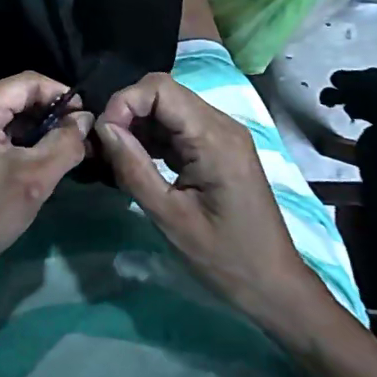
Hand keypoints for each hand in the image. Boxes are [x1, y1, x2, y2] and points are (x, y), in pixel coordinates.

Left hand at [0, 73, 92, 292]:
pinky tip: (50, 155)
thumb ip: (65, 143)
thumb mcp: (35, 177)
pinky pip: (6, 129)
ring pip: (15, 113)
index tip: (89, 118)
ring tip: (73, 146)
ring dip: (43, 127)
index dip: (61, 95)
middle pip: (21, 95)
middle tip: (84, 135)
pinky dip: (29, 138)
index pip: (28, 82)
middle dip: (54, 113)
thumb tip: (87, 119)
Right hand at [94, 72, 315, 317]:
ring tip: (116, 156)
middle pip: (161, 91)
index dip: (124, 102)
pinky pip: (176, 125)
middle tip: (106, 147)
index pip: (159, 88)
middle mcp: (221, 125)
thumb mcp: (169, 216)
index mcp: (215, 138)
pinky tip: (137, 161)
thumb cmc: (224, 257)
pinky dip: (151, 135)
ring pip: (166, 106)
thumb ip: (132, 167)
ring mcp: (222, 135)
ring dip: (136, 123)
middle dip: (126, 111)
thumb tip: (102, 127)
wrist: (274, 287)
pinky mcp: (217, 147)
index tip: (105, 136)